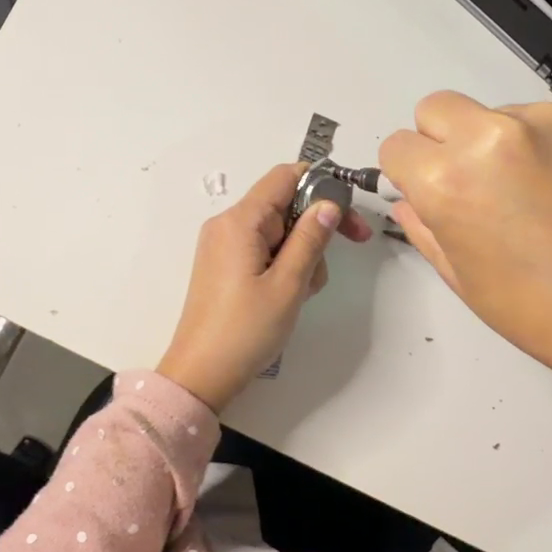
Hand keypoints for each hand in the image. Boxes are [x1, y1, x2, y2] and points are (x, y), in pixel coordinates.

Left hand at [157, 162, 372, 411]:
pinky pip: (263, 253)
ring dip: (301, 256)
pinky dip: (283, 268)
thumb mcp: (288, 285)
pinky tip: (288, 297)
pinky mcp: (224, 268)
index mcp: (240, 221)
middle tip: (336, 260)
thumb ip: (311, 239)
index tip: (349, 215)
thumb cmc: (245, 331)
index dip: (323, 186)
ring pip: (278, 233)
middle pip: (284, 206)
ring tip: (301, 294)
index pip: (285, 177)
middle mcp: (227, 225)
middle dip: (314, 230)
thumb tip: (330, 203)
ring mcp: (223, 247)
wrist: (201, 375)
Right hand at [380, 91, 551, 429]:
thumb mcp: (462, 277)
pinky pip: (535, 120)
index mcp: (447, 180)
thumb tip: (410, 202)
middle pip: (436, 109)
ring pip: (488, 112)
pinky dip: (532, 144)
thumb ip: (425, 229)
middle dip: (439, 142)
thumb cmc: (536, 310)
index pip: (398, 147)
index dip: (407, 174)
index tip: (428, 198)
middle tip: (469, 188)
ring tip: (524, 195)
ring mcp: (541, 122)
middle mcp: (488, 136)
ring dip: (489, 142)